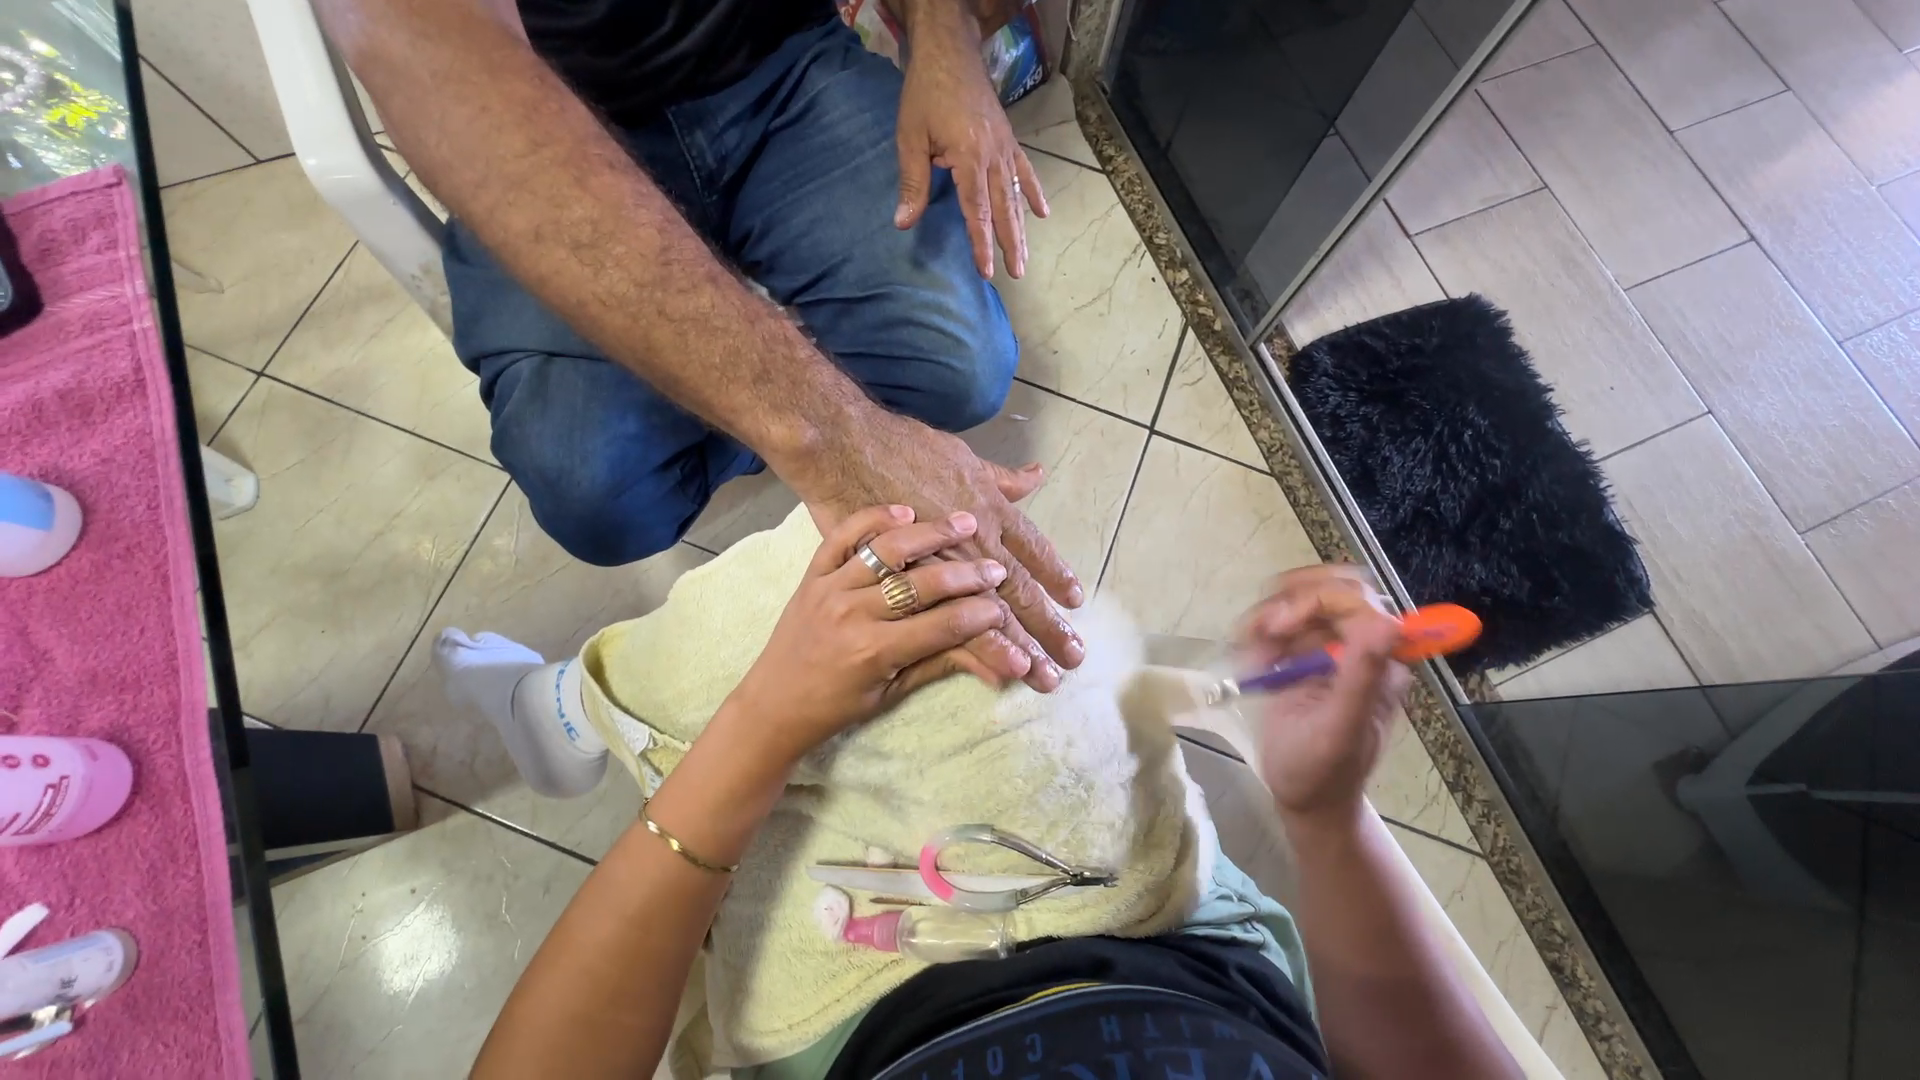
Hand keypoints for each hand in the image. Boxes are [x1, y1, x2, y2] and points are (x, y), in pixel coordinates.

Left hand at [726, 505, 1012, 763]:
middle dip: (969, 576)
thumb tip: (1002, 664)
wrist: (773, 704)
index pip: (942, 625)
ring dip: (932, 535)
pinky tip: (905, 511)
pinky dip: (874, 518)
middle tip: (998, 568)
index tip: (1005, 607)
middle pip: (923, 584)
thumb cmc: (836, 707)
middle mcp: (853, 613)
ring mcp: (831, 587)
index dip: (980, 616)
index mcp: (874, 652)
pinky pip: (844, 535)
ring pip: (889, 550)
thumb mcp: (892, 692)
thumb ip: (942, 665)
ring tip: (965, 523)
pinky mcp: (813, 572)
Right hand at [798, 408, 1083, 692]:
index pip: (1031, 548)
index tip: (1077, 599)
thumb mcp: (958, 456)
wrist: (841, 447)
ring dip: (1016, 647)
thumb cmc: (898, 447)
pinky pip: (943, 632)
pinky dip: (973, 652)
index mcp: (986, 509)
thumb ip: (997, 478)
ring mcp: (937, 570)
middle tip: (1075, 657)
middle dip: (1048, 627)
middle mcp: (970, 544)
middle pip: (1017, 592)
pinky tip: (993, 673)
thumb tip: (1037, 476)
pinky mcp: (902, 592)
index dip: (1054, 574)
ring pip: (986, 619)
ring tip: (1042, 676)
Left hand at [893, 2, 1048, 277]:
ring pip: (1016, 196)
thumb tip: (903, 222)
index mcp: (969, 158)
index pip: (977, 212)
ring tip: (1025, 256)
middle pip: (1003, 210)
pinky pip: (1026, 171)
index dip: (981, 244)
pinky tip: (1042, 214)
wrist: (949, 51)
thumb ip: (912, 182)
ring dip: (1021, 228)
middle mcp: (994, 157)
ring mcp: (1005, 148)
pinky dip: (1034, 193)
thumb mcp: (910, 137)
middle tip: (1016, 273)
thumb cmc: (925, 93)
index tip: (986, 271)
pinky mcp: (1009, 139)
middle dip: (1009, 244)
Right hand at [1242, 566, 1412, 821]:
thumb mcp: (1340, 728)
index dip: (1314, 601)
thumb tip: (1387, 622)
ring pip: (1300, 600)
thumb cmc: (1323, 771)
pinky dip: (1259, 634)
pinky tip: (1252, 663)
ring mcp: (1329, 649)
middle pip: (1329, 588)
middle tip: (1261, 630)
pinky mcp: (1302, 657)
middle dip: (1290, 601)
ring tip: (1253, 654)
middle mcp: (1359, 647)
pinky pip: (1280, 622)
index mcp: (1381, 660)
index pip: (1355, 600)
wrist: (1303, 798)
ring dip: (1268, 618)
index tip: (1277, 628)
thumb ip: (1363, 676)